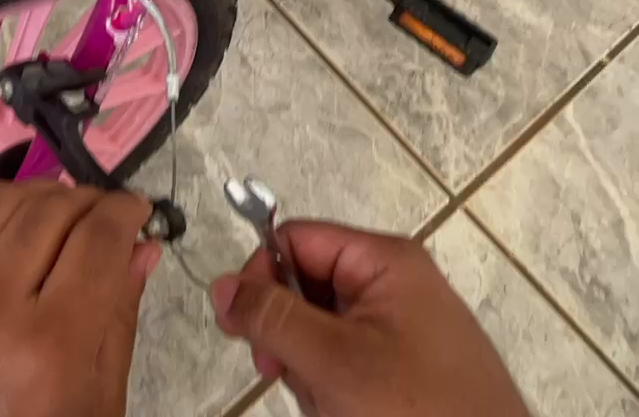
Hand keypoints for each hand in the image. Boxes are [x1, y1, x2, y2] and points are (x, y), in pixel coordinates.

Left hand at [0, 181, 162, 416]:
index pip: (97, 242)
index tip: (139, 209)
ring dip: (46, 193)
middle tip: (109, 213)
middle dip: (91, 200)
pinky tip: (17, 207)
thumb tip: (143, 246)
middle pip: (52, 212)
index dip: (125, 212)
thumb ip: (119, 317)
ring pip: (6, 202)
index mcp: (49, 349)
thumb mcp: (95, 403)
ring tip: (68, 209)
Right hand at [209, 221, 530, 416]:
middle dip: (288, 334)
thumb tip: (220, 285)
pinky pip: (346, 361)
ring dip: (309, 369)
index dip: (260, 276)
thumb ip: (272, 317)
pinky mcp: (408, 370)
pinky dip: (333, 389)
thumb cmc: (419, 414)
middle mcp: (394, 284)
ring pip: (320, 329)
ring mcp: (403, 330)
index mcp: (385, 261)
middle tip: (286, 374)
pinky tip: (344, 413)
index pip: (295, 240)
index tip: (238, 325)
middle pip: (305, 284)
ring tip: (331, 407)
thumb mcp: (335, 361)